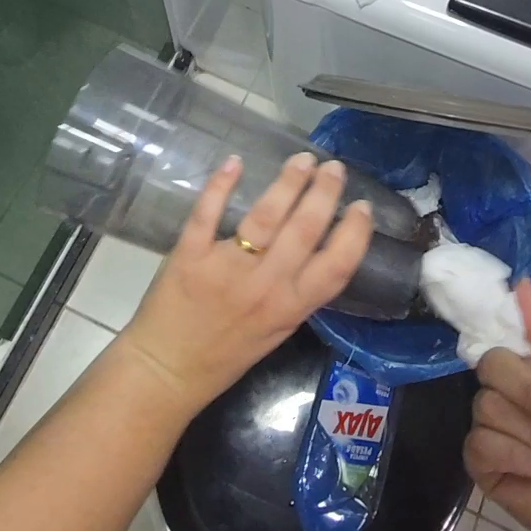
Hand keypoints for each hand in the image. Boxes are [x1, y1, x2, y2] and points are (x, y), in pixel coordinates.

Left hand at [116, 152, 374, 412]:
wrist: (167, 371)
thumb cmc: (226, 353)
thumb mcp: (276, 331)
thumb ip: (298, 294)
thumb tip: (321, 249)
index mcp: (290, 308)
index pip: (336, 266)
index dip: (355, 233)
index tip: (363, 205)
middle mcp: (264, 286)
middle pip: (304, 229)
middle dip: (324, 192)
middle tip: (333, 167)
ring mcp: (226, 268)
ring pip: (265, 216)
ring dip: (287, 182)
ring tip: (302, 160)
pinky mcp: (190, 256)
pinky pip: (207, 214)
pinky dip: (221, 185)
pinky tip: (235, 162)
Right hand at [466, 286, 530, 530]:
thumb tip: (520, 282)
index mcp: (528, 364)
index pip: (497, 333)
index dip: (504, 338)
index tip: (523, 350)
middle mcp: (504, 390)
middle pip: (491, 367)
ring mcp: (490, 426)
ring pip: (487, 408)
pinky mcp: (482, 463)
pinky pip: (479, 444)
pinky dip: (516, 456)